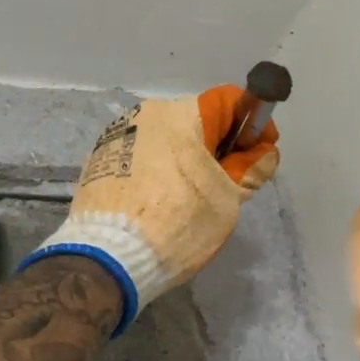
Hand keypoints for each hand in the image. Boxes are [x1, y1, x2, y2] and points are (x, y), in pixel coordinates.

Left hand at [23, 86, 278, 334]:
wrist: (110, 258)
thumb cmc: (178, 224)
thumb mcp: (227, 200)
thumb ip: (250, 168)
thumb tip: (263, 152)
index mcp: (180, 115)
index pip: (228, 102)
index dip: (252, 123)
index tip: (260, 152)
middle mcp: (145, 115)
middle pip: (194, 122)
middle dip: (215, 147)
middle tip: (227, 183)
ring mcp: (115, 137)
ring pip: (165, 142)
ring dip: (184, 161)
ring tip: (189, 199)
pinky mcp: (96, 162)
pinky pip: (139, 159)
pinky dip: (156, 174)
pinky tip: (158, 204)